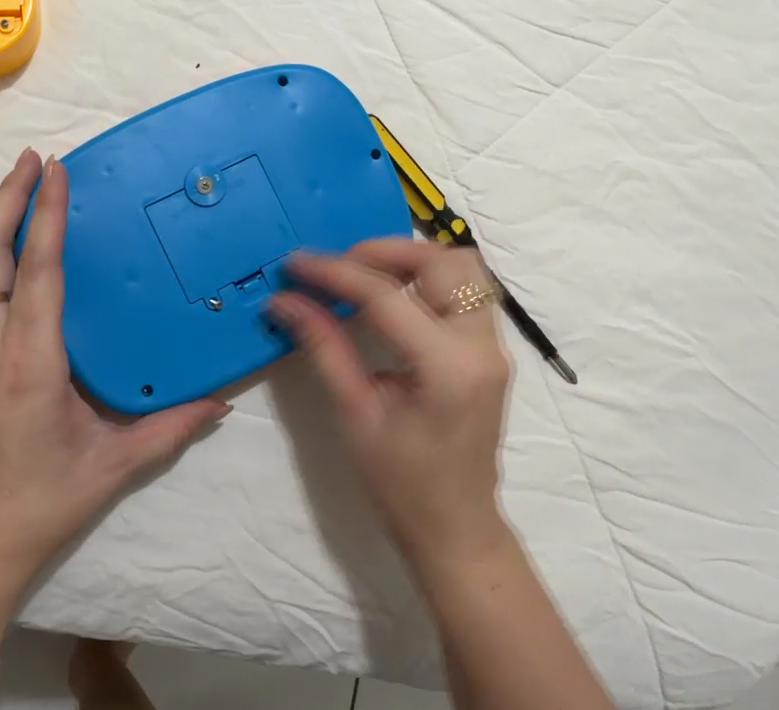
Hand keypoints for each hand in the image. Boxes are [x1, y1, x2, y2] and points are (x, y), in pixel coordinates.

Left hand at [0, 149, 231, 586]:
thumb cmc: (43, 503)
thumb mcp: (115, 467)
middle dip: (8, 198)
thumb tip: (223, 400)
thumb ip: (172, 429)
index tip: (55, 170)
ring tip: (12, 186)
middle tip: (30, 158)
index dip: (47, 214)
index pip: (41, 269)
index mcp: (32, 361)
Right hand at [270, 240, 515, 559]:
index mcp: (447, 367)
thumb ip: (324, 346)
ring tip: (364, 275)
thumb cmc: (401, 483)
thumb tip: (285, 301)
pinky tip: (390, 296)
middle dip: (384, 252)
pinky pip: (465, 291)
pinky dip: (427, 279)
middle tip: (338, 267)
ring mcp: (493, 346)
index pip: (386, 297)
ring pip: (462, 269)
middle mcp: (481, 346)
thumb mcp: (355, 413)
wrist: (455, 526)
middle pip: (441, 263)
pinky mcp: (490, 351)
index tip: (296, 265)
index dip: (335, 274)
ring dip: (412, 261)